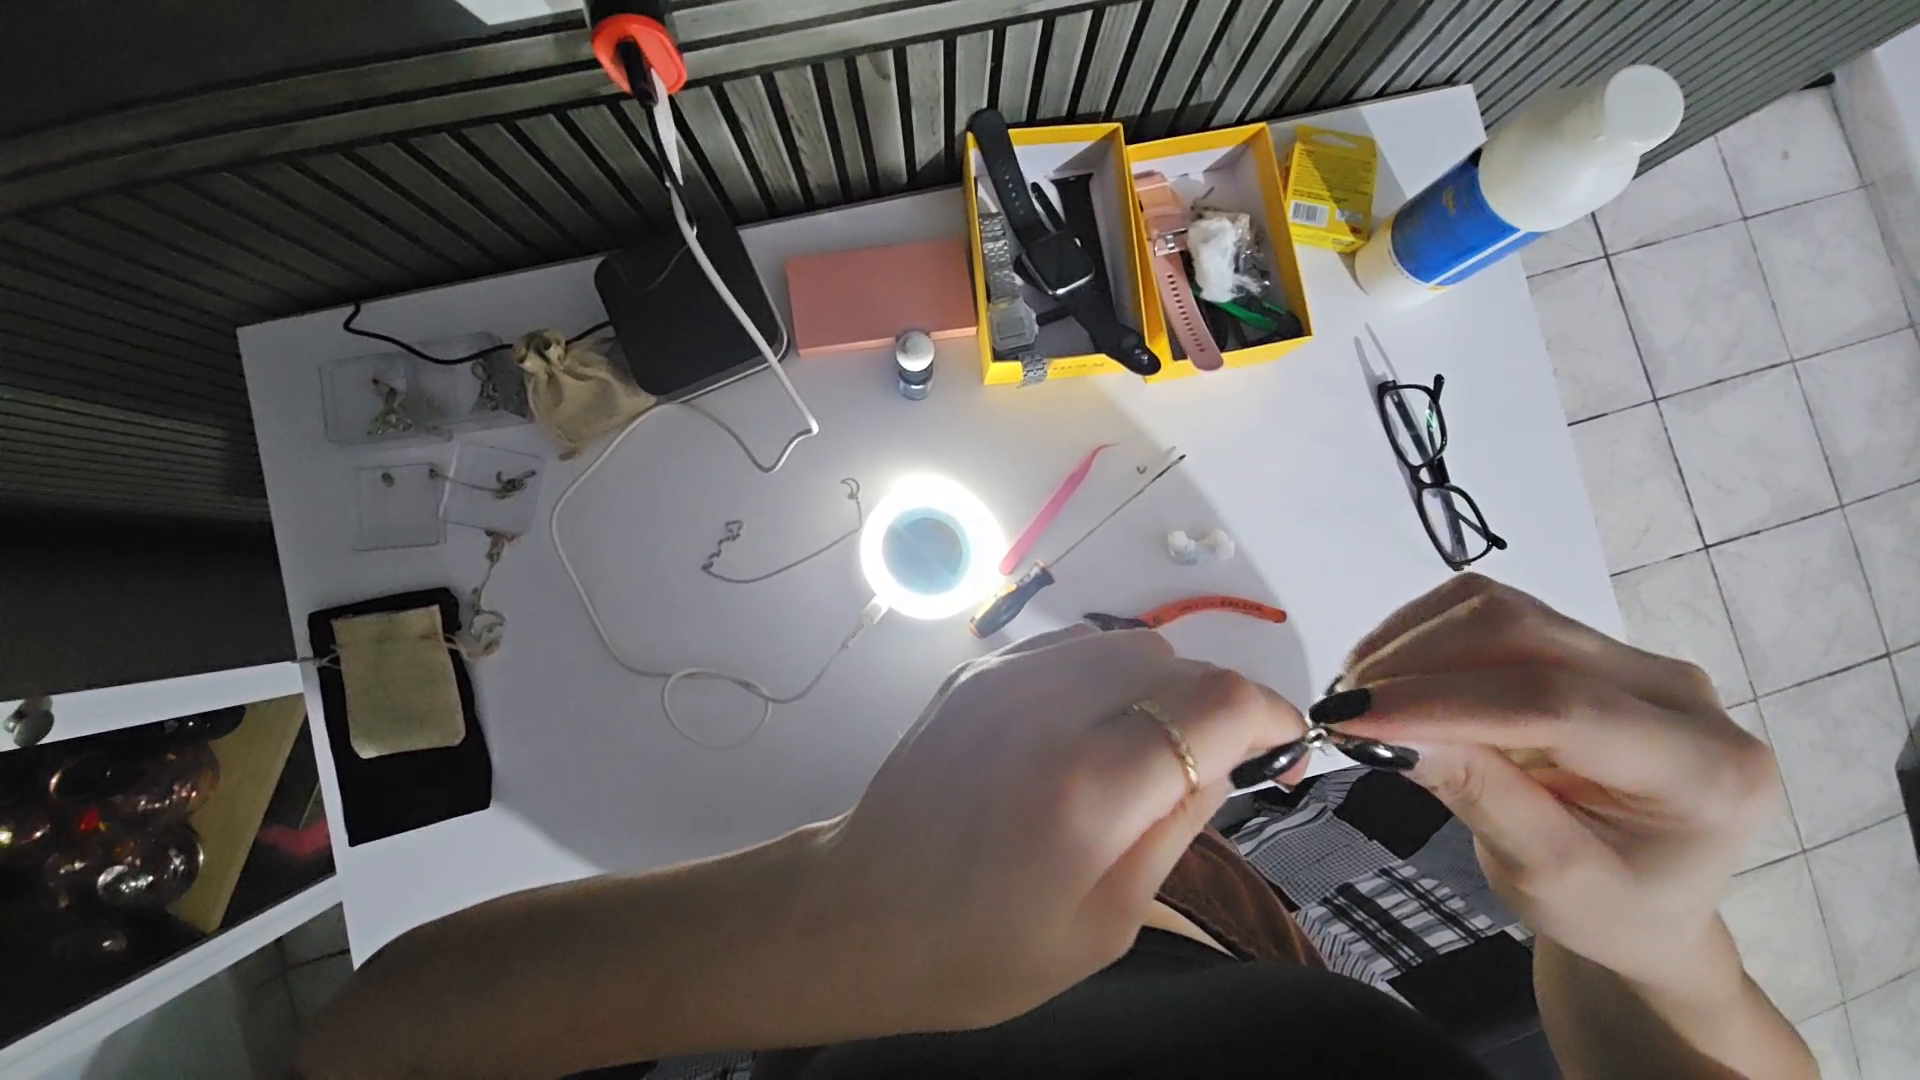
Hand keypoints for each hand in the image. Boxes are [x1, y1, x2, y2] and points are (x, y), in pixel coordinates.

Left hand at [807, 624, 1303, 1031]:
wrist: (858, 909)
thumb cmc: (982, 948)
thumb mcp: (1106, 922)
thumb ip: (1177, 824)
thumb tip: (1225, 754)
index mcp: (1084, 789)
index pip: (1213, 704)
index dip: (1268, 714)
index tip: (1282, 743)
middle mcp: (1043, 707)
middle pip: (1173, 659)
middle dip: (1214, 702)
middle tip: (1210, 758)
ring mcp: (1000, 678)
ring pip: (1124, 642)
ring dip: (1159, 683)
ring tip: (1145, 744)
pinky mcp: (974, 671)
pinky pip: (1072, 647)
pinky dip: (1104, 674)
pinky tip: (1087, 727)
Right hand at [1334, 575, 1777, 987]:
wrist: (1646, 897)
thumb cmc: (1607, 907)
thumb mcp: (1543, 873)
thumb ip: (1475, 792)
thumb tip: (1380, 729)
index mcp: (1703, 767)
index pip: (1557, 704)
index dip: (1442, 701)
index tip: (1350, 719)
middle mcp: (1677, 692)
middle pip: (1524, 635)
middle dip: (1415, 662)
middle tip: (1342, 707)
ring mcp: (1630, 657)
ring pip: (1499, 609)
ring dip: (1411, 642)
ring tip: (1359, 691)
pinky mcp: (1584, 642)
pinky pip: (1490, 609)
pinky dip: (1422, 632)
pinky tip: (1389, 671)